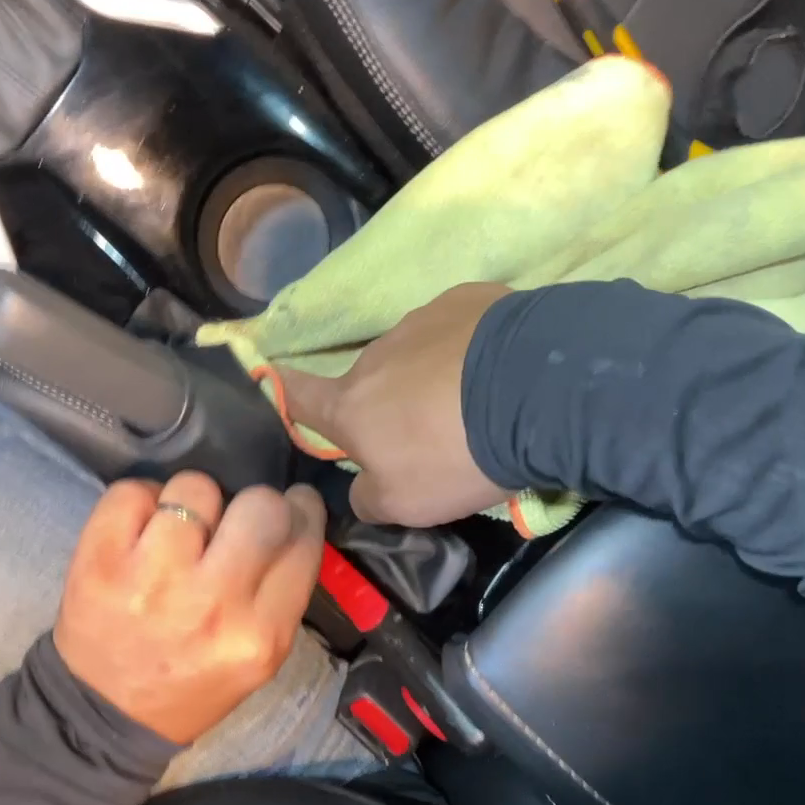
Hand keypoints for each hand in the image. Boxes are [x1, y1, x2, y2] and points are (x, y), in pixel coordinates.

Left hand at [55, 472, 325, 744]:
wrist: (102, 711)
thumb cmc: (191, 682)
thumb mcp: (259, 658)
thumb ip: (281, 590)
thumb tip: (293, 514)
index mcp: (259, 634)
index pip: (301, 539)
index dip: (300, 510)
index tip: (293, 503)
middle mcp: (210, 603)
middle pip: (258, 505)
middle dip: (253, 502)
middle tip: (234, 519)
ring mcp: (150, 579)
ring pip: (194, 487)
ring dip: (191, 501)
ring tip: (180, 529)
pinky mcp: (100, 560)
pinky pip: (132, 491)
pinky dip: (140, 500)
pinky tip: (141, 530)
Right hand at [277, 282, 514, 526]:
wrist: (535, 392)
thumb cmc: (453, 456)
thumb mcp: (404, 504)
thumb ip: (368, 498)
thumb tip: (360, 490)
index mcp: (351, 406)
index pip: (298, 396)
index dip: (282, 391)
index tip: (269, 378)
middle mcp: (375, 356)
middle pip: (369, 381)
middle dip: (389, 402)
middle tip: (430, 431)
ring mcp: (420, 321)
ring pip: (415, 354)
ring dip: (431, 375)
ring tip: (476, 400)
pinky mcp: (468, 300)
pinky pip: (458, 329)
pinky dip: (469, 347)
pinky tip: (501, 368)